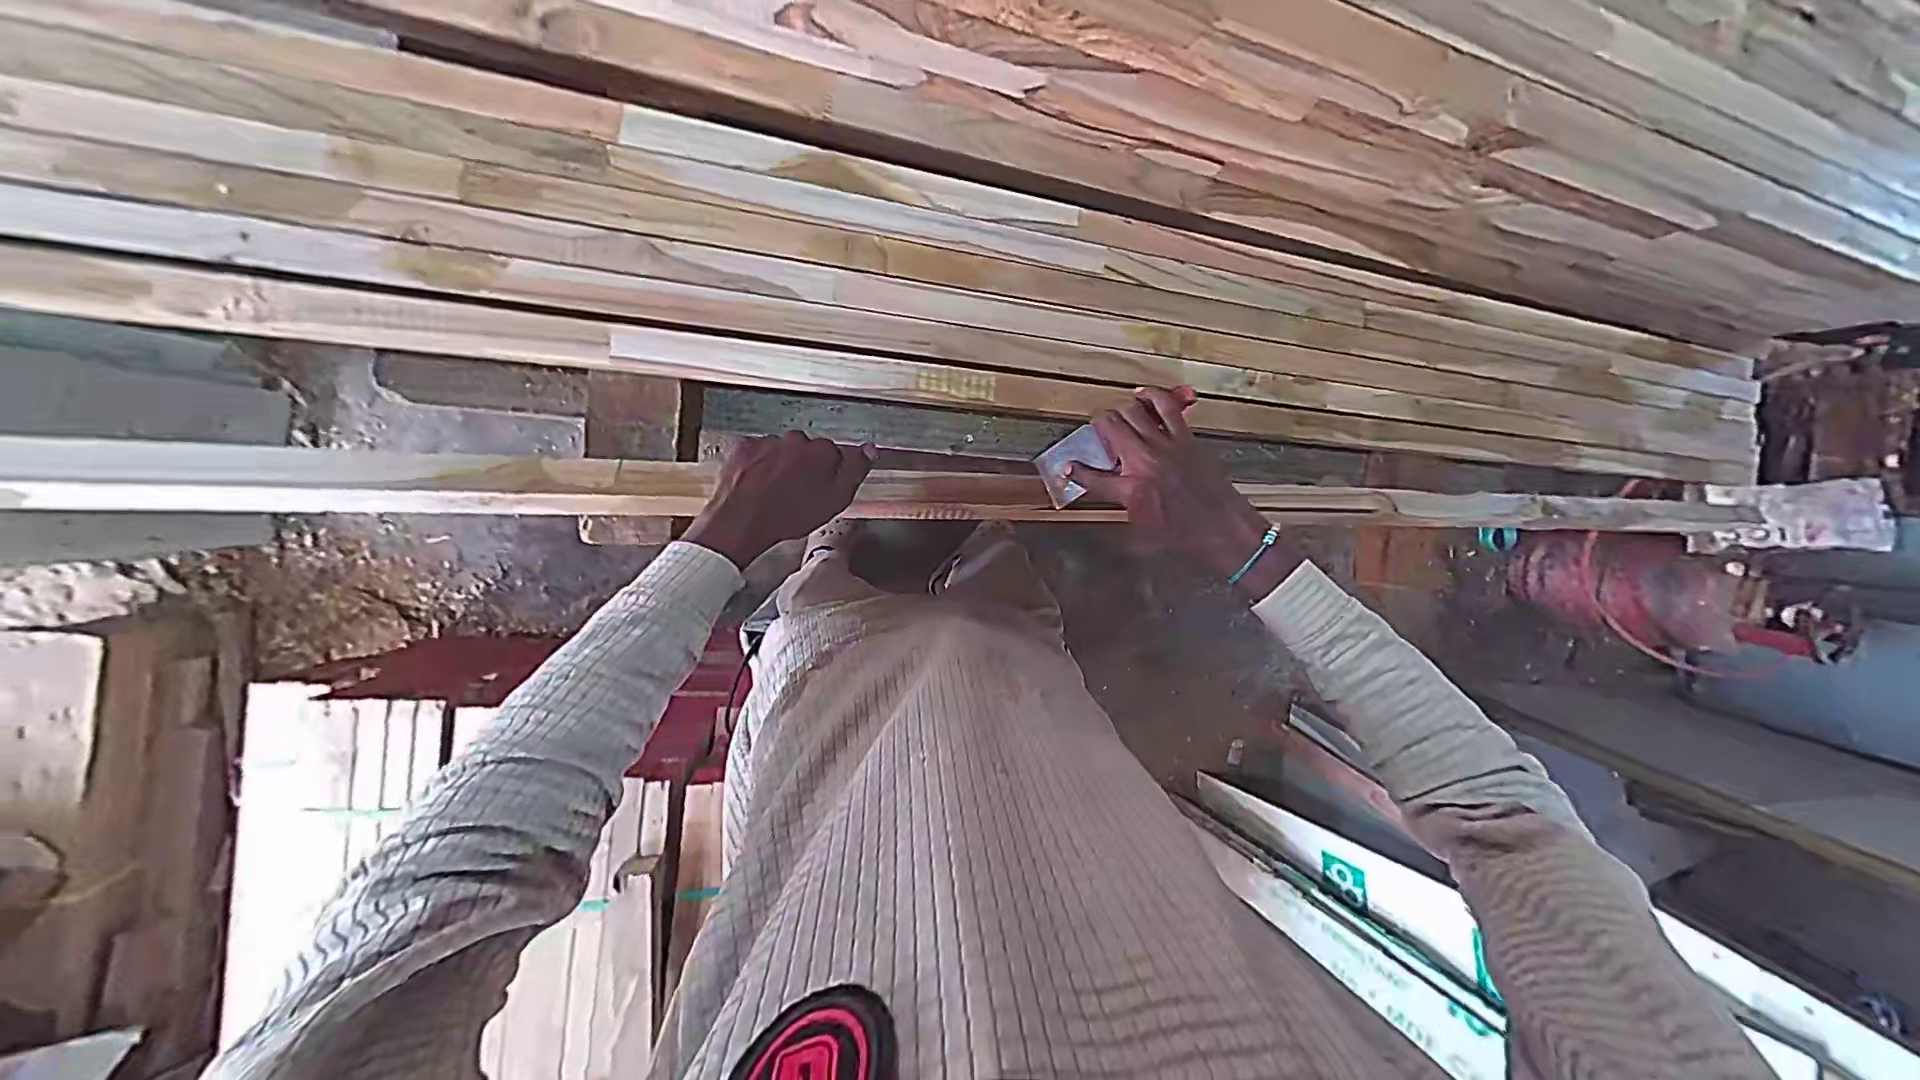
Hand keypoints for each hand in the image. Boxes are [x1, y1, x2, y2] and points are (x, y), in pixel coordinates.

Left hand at [683, 432, 877, 569]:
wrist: (743, 520)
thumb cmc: (789, 514)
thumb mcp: (837, 499)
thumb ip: (856, 470)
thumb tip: (870, 451)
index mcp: (822, 450)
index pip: (836, 454)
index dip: (831, 474)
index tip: (824, 489)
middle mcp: (795, 440)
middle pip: (807, 451)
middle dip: (806, 469)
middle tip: (801, 496)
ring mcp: (768, 443)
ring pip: (782, 452)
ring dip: (782, 468)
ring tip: (778, 496)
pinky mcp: (745, 450)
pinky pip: (758, 455)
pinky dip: (760, 468)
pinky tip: (761, 489)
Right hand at [1068, 386, 1299, 597]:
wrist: (1221, 527)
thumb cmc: (1183, 531)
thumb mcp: (1140, 521)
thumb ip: (1119, 496)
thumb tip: (1105, 482)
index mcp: (1131, 489)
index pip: (1091, 475)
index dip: (1076, 470)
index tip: (1069, 466)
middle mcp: (1145, 462)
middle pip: (1110, 425)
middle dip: (1100, 425)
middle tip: (1101, 433)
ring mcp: (1167, 445)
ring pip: (1133, 409)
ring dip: (1121, 409)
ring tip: (1119, 414)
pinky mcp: (1185, 438)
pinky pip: (1166, 406)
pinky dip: (1152, 396)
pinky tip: (1143, 396)